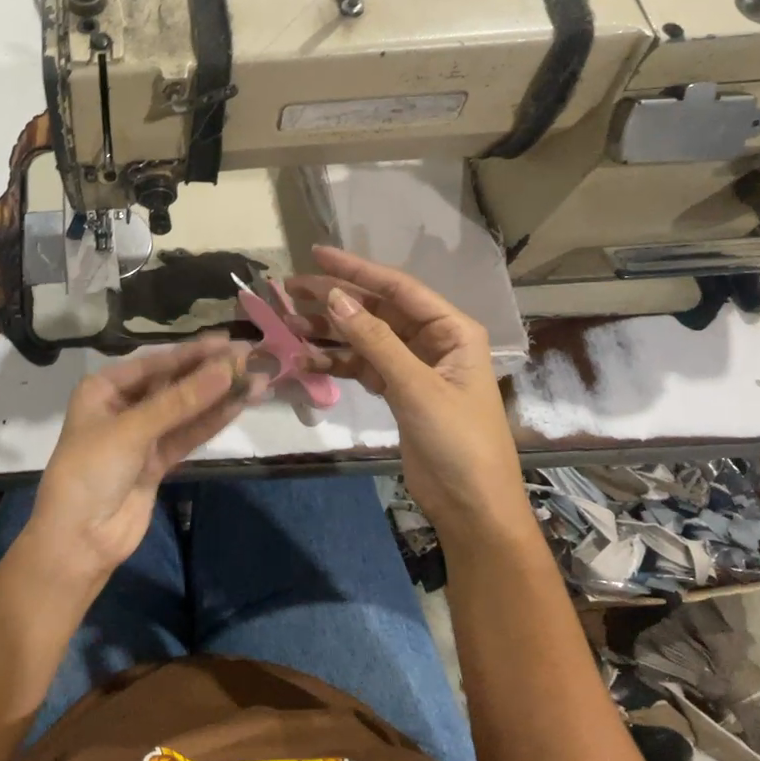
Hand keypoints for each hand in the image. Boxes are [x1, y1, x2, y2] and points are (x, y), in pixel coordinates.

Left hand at [26, 337, 266, 575]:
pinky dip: (212, 422)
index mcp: (103, 389)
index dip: (191, 353)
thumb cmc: (90, 471)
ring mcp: (141, 436)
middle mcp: (122, 407)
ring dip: (218, 397)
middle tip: (252, 357)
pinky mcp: (157, 462)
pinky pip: (187, 435)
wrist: (79, 538)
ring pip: (185, 410)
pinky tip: (239, 406)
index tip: (228, 342)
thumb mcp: (131, 430)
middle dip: (209, 373)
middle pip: (172, 384)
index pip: (154, 363)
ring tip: (258, 380)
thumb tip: (226, 369)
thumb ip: (180, 401)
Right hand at [283, 245, 529, 539]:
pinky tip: (304, 359)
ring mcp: (413, 367)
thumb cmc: (457, 440)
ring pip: (364, 337)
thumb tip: (335, 298)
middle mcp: (432, 341)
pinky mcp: (398, 391)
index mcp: (451, 331)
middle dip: (334, 299)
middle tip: (289, 289)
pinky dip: (335, 361)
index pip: (397, 289)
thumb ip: (374, 340)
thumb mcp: (416, 387)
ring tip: (287, 323)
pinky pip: (361, 365)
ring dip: (328, 331)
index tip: (316, 255)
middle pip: (376, 309)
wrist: (472, 505)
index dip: (356, 270)